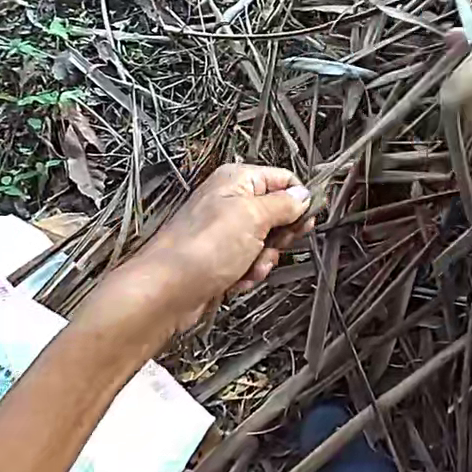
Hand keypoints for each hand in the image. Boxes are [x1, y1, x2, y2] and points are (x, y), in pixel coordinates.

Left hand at [110, 164, 314, 333]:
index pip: (284, 181)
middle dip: (278, 238)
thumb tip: (303, 196)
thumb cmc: (198, 249)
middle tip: (268, 243)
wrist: (167, 291)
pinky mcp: (219, 258)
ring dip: (262, 261)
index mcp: (236, 180)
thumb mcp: (253, 217)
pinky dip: (247, 275)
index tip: (304, 222)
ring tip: (246, 265)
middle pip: (277, 216)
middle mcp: (228, 202)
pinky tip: (234, 279)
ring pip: (265, 245)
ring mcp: (223, 232)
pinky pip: (249, 265)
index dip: (298, 202)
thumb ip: (284, 205)